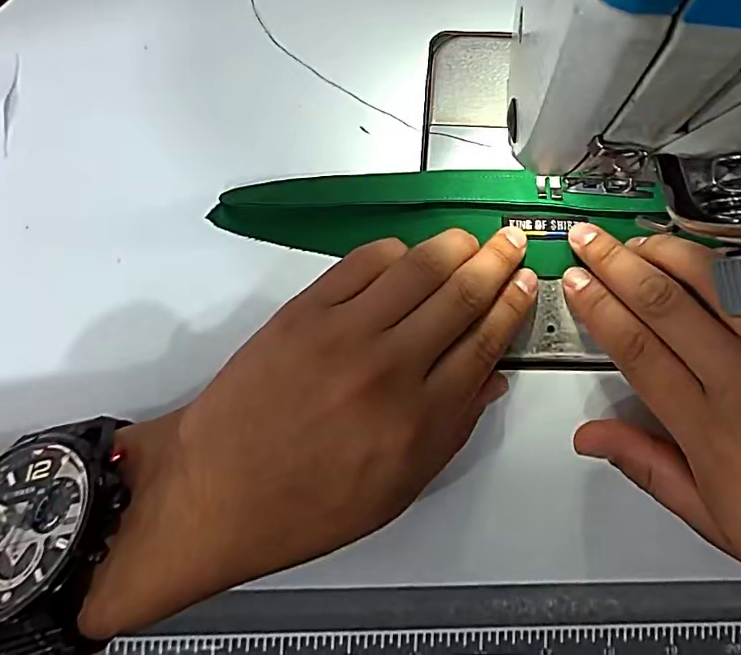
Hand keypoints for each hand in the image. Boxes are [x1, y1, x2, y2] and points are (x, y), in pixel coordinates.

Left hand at [79, 228, 536, 636]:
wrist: (214, 490)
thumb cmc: (308, 502)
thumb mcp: (398, 486)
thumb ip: (454, 428)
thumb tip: (493, 376)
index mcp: (417, 419)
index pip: (483, 342)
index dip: (511, 305)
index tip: (526, 282)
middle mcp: (389, 368)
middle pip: (461, 295)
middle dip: (496, 261)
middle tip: (513, 242)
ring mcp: (345, 332)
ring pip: (419, 267)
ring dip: (455, 244)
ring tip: (473, 238)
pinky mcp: (306, 309)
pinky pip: (363, 261)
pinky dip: (396, 249)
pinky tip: (409, 253)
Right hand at [561, 225, 740, 607]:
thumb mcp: (714, 519)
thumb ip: (647, 465)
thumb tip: (593, 439)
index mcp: (711, 429)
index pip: (636, 348)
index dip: (598, 307)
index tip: (577, 283)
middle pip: (664, 302)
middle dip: (615, 262)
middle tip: (589, 239)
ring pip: (714, 279)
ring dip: (667, 250)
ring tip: (637, 237)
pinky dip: (733, 259)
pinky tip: (707, 250)